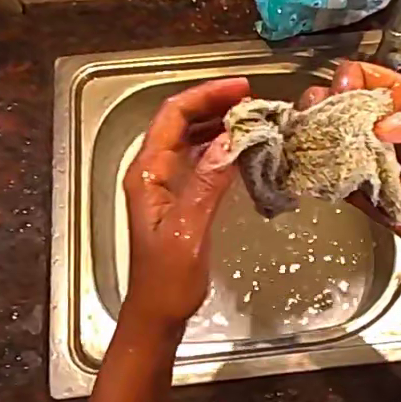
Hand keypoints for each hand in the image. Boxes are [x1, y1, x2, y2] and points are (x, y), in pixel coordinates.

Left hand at [121, 76, 252, 328]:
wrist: (158, 312)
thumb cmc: (168, 279)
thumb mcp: (188, 230)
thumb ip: (207, 184)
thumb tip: (231, 140)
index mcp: (147, 173)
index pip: (173, 117)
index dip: (205, 96)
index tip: (241, 89)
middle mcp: (152, 172)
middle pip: (180, 121)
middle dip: (214, 104)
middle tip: (253, 99)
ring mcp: (164, 185)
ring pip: (189, 139)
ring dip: (217, 124)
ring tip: (252, 116)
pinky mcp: (178, 198)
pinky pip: (197, 161)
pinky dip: (219, 148)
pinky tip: (241, 148)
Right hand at [301, 60, 400, 254]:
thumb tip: (384, 125)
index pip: (370, 77)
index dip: (353, 77)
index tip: (346, 89)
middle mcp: (379, 124)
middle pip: (339, 100)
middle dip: (324, 99)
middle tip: (320, 109)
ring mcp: (363, 154)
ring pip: (326, 132)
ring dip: (314, 128)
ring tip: (309, 131)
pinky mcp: (353, 183)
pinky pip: (327, 170)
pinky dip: (316, 163)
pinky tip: (313, 159)